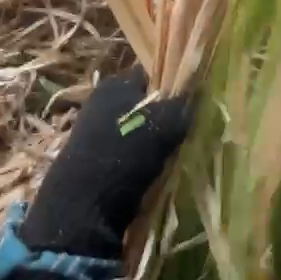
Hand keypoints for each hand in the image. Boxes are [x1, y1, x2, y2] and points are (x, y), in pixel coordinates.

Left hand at [18, 69, 190, 259]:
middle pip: (147, 96)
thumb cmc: (125, 155)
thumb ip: (185, 102)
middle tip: (188, 124)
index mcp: (117, 82)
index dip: (177, 80)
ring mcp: (94, 127)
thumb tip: (199, 87)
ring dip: (155, 133)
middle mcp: (102, 98)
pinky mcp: (92, 154)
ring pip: (138, 122)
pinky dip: (141, 152)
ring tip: (173, 148)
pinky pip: (127, 144)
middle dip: (167, 109)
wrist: (81, 210)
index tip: (195, 97)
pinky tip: (153, 166)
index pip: (156, 69)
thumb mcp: (166, 123)